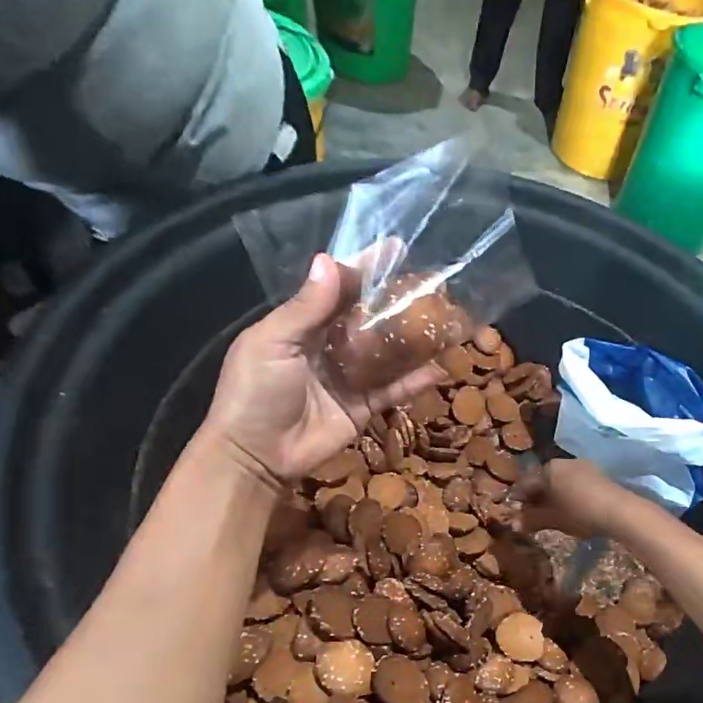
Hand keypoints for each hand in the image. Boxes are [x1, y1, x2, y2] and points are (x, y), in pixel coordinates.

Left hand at [205, 253, 444, 485]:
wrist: (256, 455)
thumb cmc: (255, 391)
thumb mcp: (272, 342)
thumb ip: (304, 306)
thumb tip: (329, 259)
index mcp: (303, 324)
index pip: (338, 287)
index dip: (365, 267)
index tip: (395, 247)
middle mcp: (329, 345)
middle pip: (370, 316)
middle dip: (398, 299)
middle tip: (434, 282)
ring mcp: (349, 377)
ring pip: (388, 352)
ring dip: (414, 338)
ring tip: (447, 319)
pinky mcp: (363, 407)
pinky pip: (393, 390)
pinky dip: (416, 380)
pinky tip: (440, 367)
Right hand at [511, 459, 639, 540]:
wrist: (620, 510)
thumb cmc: (579, 512)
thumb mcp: (552, 519)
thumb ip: (531, 520)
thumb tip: (513, 524)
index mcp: (548, 469)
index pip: (525, 483)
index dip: (518, 500)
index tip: (517, 515)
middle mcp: (563, 462)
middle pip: (542, 480)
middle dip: (536, 498)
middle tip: (534, 516)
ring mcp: (582, 465)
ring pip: (559, 481)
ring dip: (553, 496)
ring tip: (554, 514)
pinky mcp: (597, 473)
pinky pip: (574, 482)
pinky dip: (568, 494)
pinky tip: (573, 508)